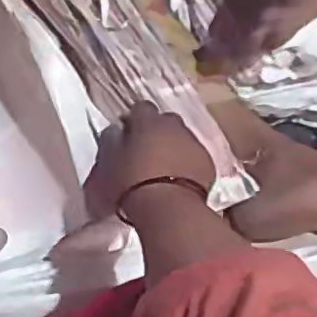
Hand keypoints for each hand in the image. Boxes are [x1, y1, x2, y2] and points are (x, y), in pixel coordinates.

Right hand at [99, 103, 217, 213]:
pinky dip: (184, 162)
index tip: (125, 133)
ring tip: (159, 168)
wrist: (168, 208)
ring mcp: (194, 144)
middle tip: (142, 150)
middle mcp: (174, 127)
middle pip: (164, 120)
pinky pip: (193, 156)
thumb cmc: (130, 183)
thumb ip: (111, 140)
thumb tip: (116, 131)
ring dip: (171, 146)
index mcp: (148, 122)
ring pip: (181, 138)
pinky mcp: (208, 163)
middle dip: (154, 130)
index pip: (140, 108)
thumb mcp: (108, 161)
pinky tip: (174, 179)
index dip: (132, 120)